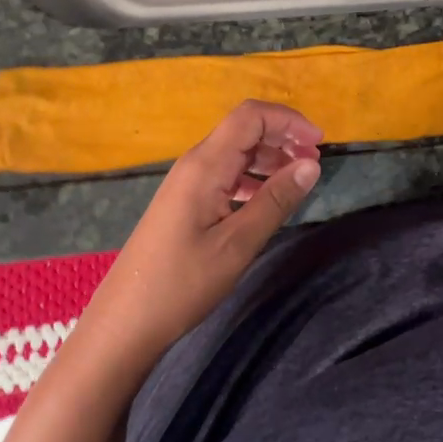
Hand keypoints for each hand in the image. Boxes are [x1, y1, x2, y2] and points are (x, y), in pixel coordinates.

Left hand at [79, 100, 323, 353]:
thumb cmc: (181, 284)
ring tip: (298, 181)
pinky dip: (254, 177)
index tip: (319, 142)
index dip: (289, 120)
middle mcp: (195, 164)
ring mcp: (188, 183)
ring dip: (271, 157)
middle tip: (314, 163)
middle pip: (245, 129)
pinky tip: (267, 201)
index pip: (251, 116)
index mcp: (205, 165)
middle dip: (284, 136)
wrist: (123, 325)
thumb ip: (276, 200)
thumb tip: (312, 164)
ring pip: (237, 151)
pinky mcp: (186, 202)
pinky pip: (226, 173)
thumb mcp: (238, 244)